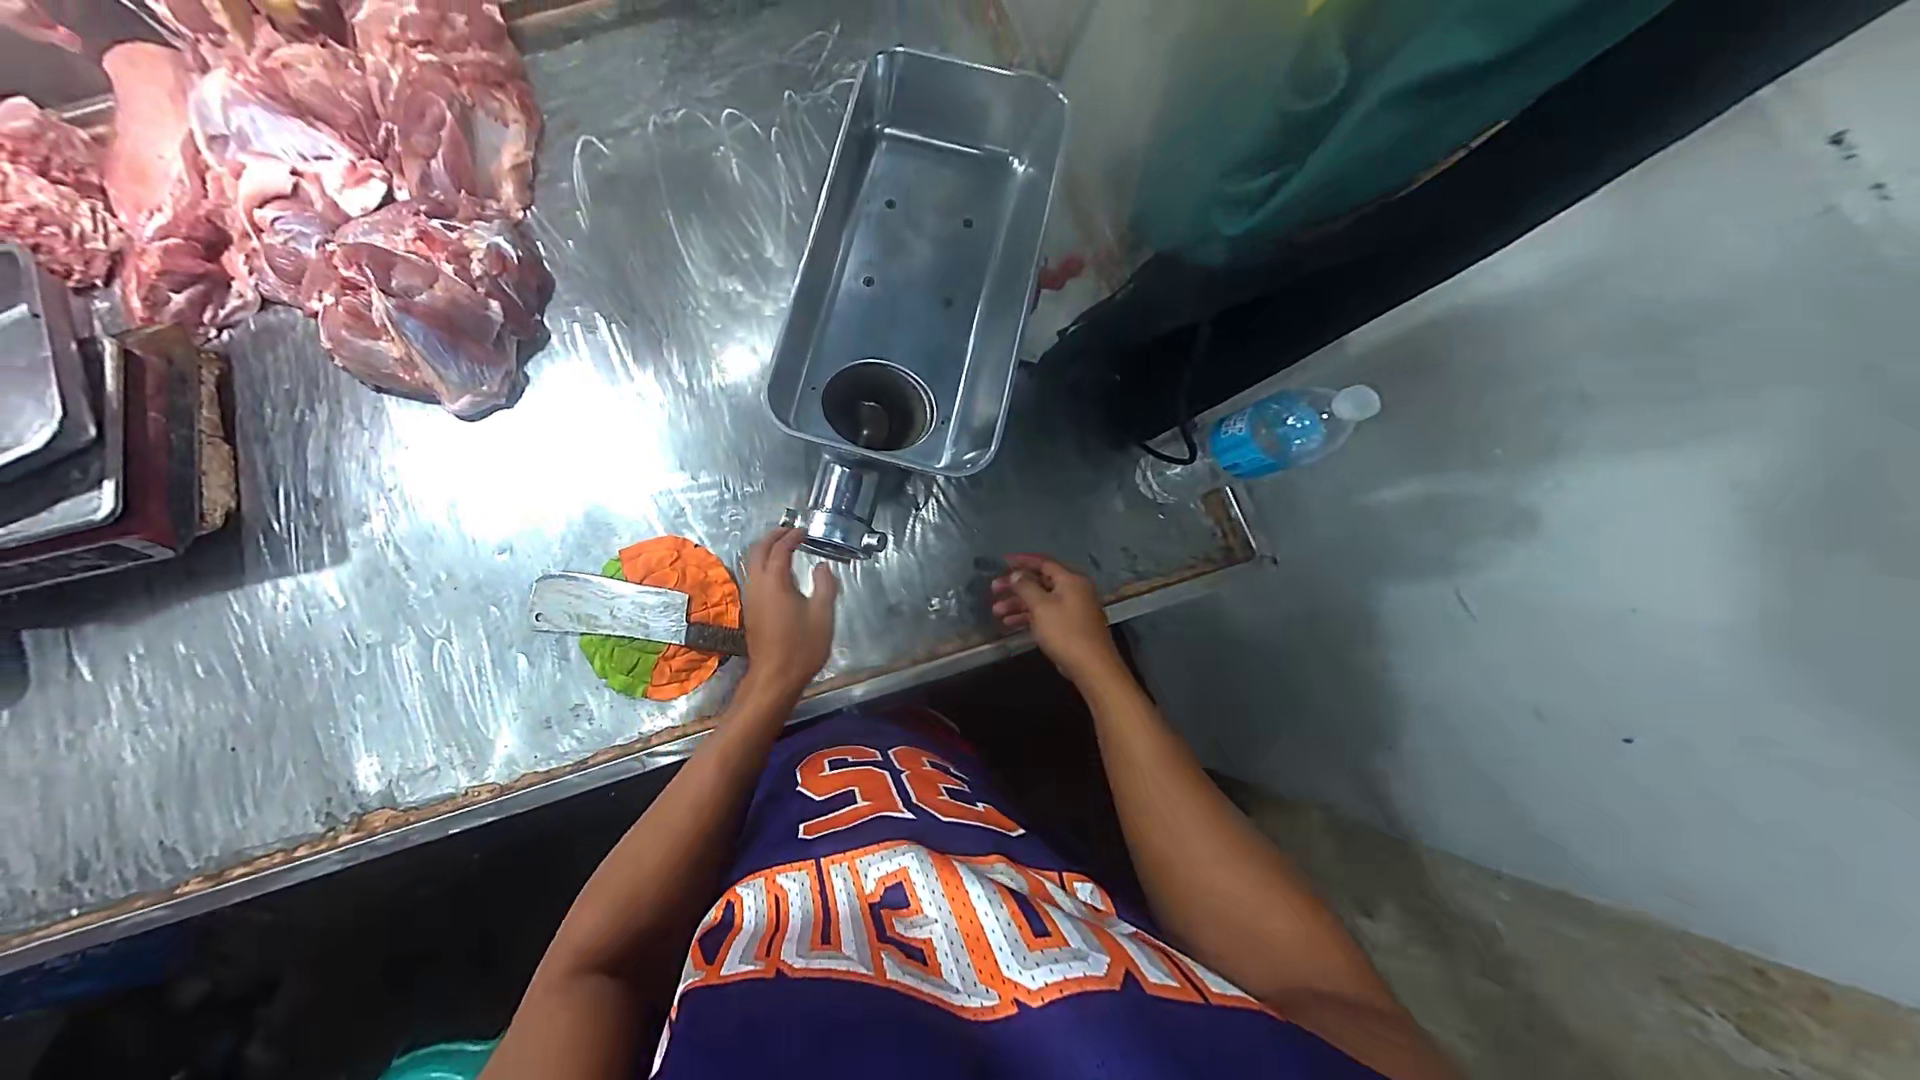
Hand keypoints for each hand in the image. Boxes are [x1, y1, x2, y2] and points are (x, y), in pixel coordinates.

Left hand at [742, 528, 838, 697]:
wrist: (775, 678)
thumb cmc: (802, 647)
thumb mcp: (823, 614)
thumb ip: (825, 585)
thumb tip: (821, 567)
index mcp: (775, 582)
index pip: (780, 549)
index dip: (792, 537)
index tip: (804, 532)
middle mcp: (757, 585)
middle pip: (758, 550)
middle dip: (773, 537)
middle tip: (790, 531)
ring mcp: (750, 598)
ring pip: (751, 563)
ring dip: (766, 550)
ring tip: (784, 547)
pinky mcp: (750, 610)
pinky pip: (753, 576)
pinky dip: (764, 564)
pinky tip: (778, 573)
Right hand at [991, 554, 1122, 684]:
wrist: (1091, 666)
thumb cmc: (1065, 631)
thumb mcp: (1041, 606)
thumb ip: (1026, 586)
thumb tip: (1016, 574)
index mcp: (1071, 580)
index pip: (1044, 563)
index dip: (1022, 561)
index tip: (1003, 561)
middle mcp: (1074, 590)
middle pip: (1040, 582)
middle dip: (1016, 586)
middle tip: (994, 589)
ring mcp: (1072, 609)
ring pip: (1041, 600)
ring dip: (1018, 604)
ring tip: (996, 611)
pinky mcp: (1069, 625)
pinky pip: (1046, 614)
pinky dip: (1029, 617)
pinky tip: (1010, 623)